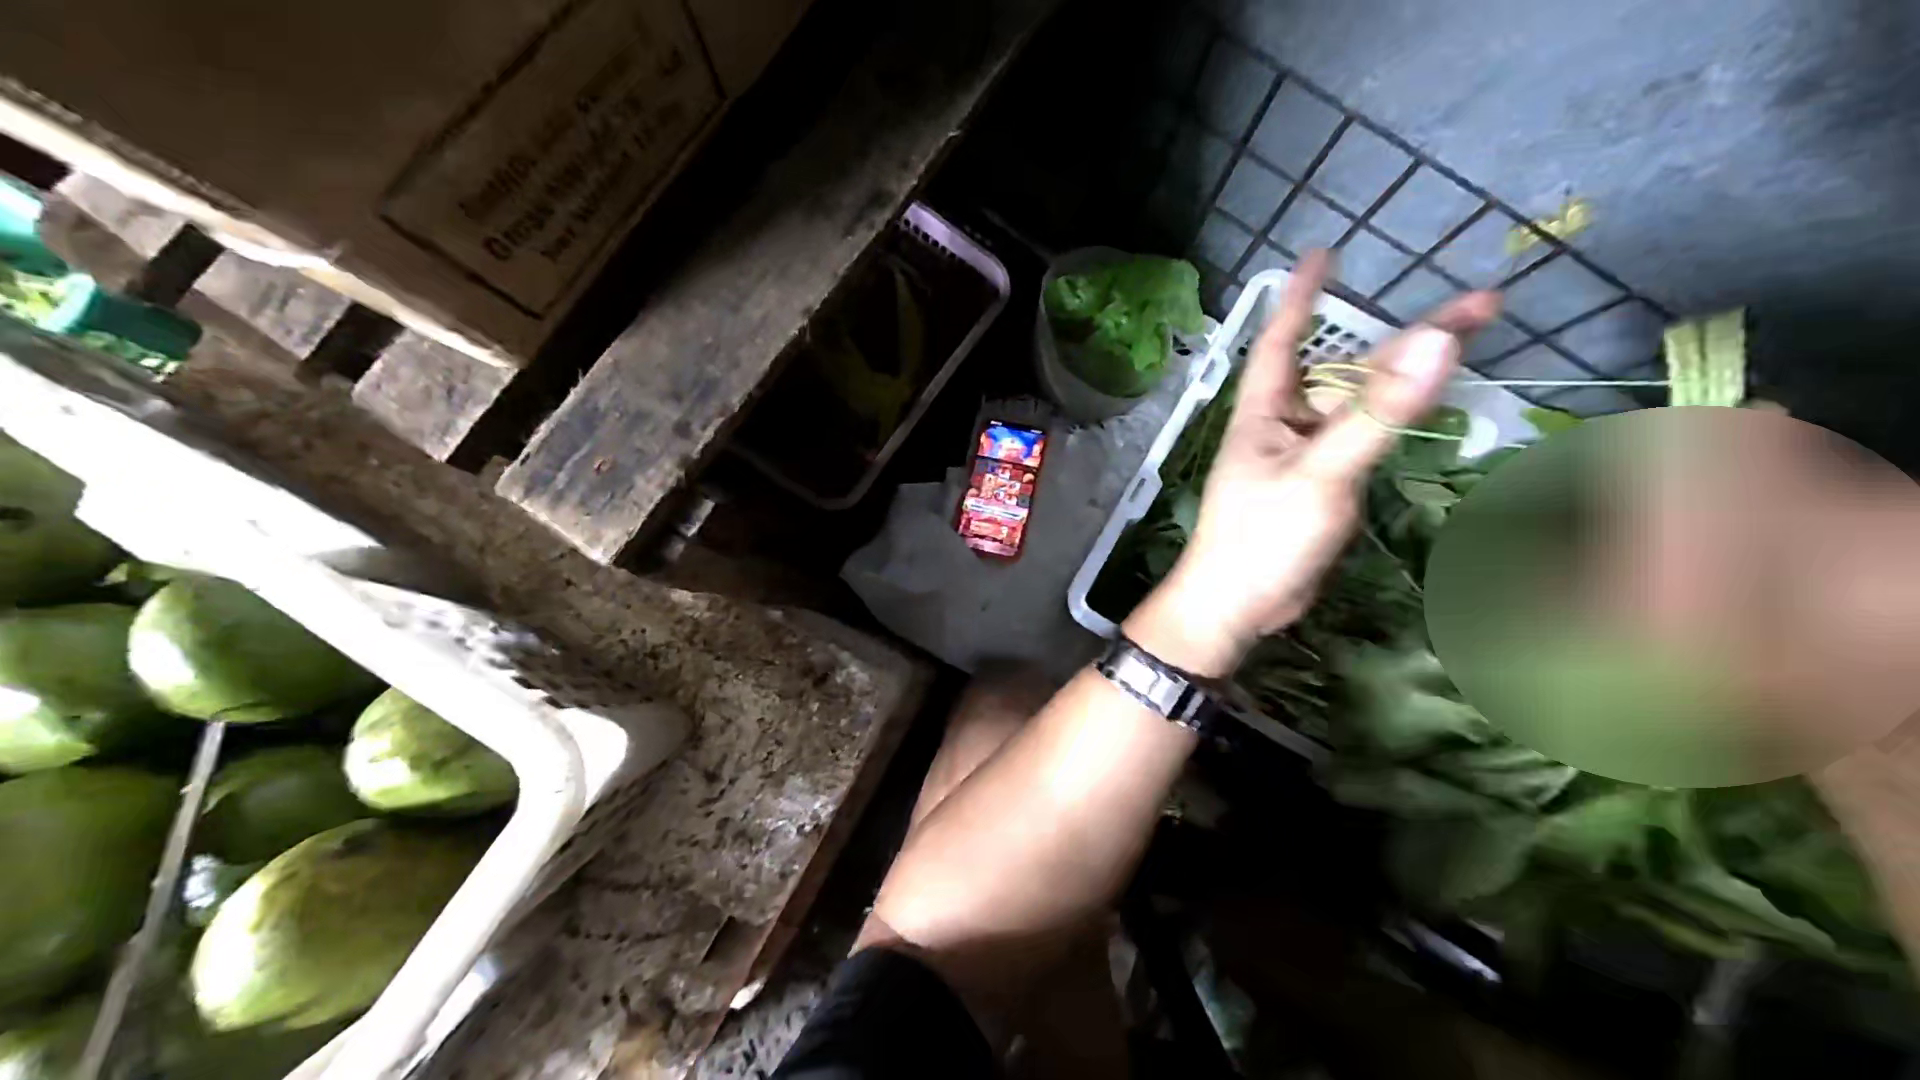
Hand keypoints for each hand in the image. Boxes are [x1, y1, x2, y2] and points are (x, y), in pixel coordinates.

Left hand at [1124, 252, 1500, 675]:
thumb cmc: (1262, 538)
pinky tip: (1426, 407)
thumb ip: (1378, 413)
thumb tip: (1436, 339)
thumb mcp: (1322, 473)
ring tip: (1468, 346)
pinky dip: (1393, 422)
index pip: (1282, 341)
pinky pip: (1361, 442)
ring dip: (1404, 379)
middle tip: (1479, 307)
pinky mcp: (1320, 488)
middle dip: (1402, 340)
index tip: (1324, 253)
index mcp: (1264, 414)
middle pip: (1344, 371)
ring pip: (1358, 407)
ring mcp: (1302, 458)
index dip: (1301, 297)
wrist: (1239, 606)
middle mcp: (1281, 427)